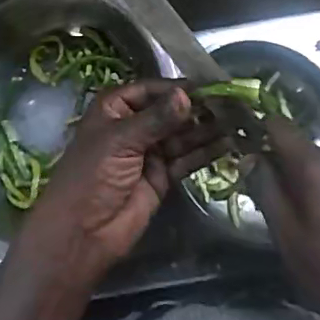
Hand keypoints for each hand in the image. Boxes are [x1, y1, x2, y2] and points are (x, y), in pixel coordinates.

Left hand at [15, 80, 221, 283]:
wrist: (82, 233)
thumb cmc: (91, 176)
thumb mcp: (121, 141)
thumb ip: (157, 120)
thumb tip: (186, 96)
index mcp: (116, 107)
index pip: (152, 89)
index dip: (179, 88)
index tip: (211, 85)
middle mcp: (134, 124)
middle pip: (171, 111)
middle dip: (198, 108)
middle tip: (232, 103)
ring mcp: (149, 150)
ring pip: (182, 134)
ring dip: (207, 128)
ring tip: (237, 119)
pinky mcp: (162, 176)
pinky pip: (186, 158)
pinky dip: (206, 151)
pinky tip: (228, 143)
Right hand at [248, 116, 319, 319]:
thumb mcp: (288, 237)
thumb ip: (265, 189)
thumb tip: (248, 158)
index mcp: (312, 162)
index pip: (277, 123)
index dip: (258, 132)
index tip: (245, 152)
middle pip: (298, 146)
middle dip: (280, 164)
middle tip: (270, 198)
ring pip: (318, 163)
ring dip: (304, 179)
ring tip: (299, 217)